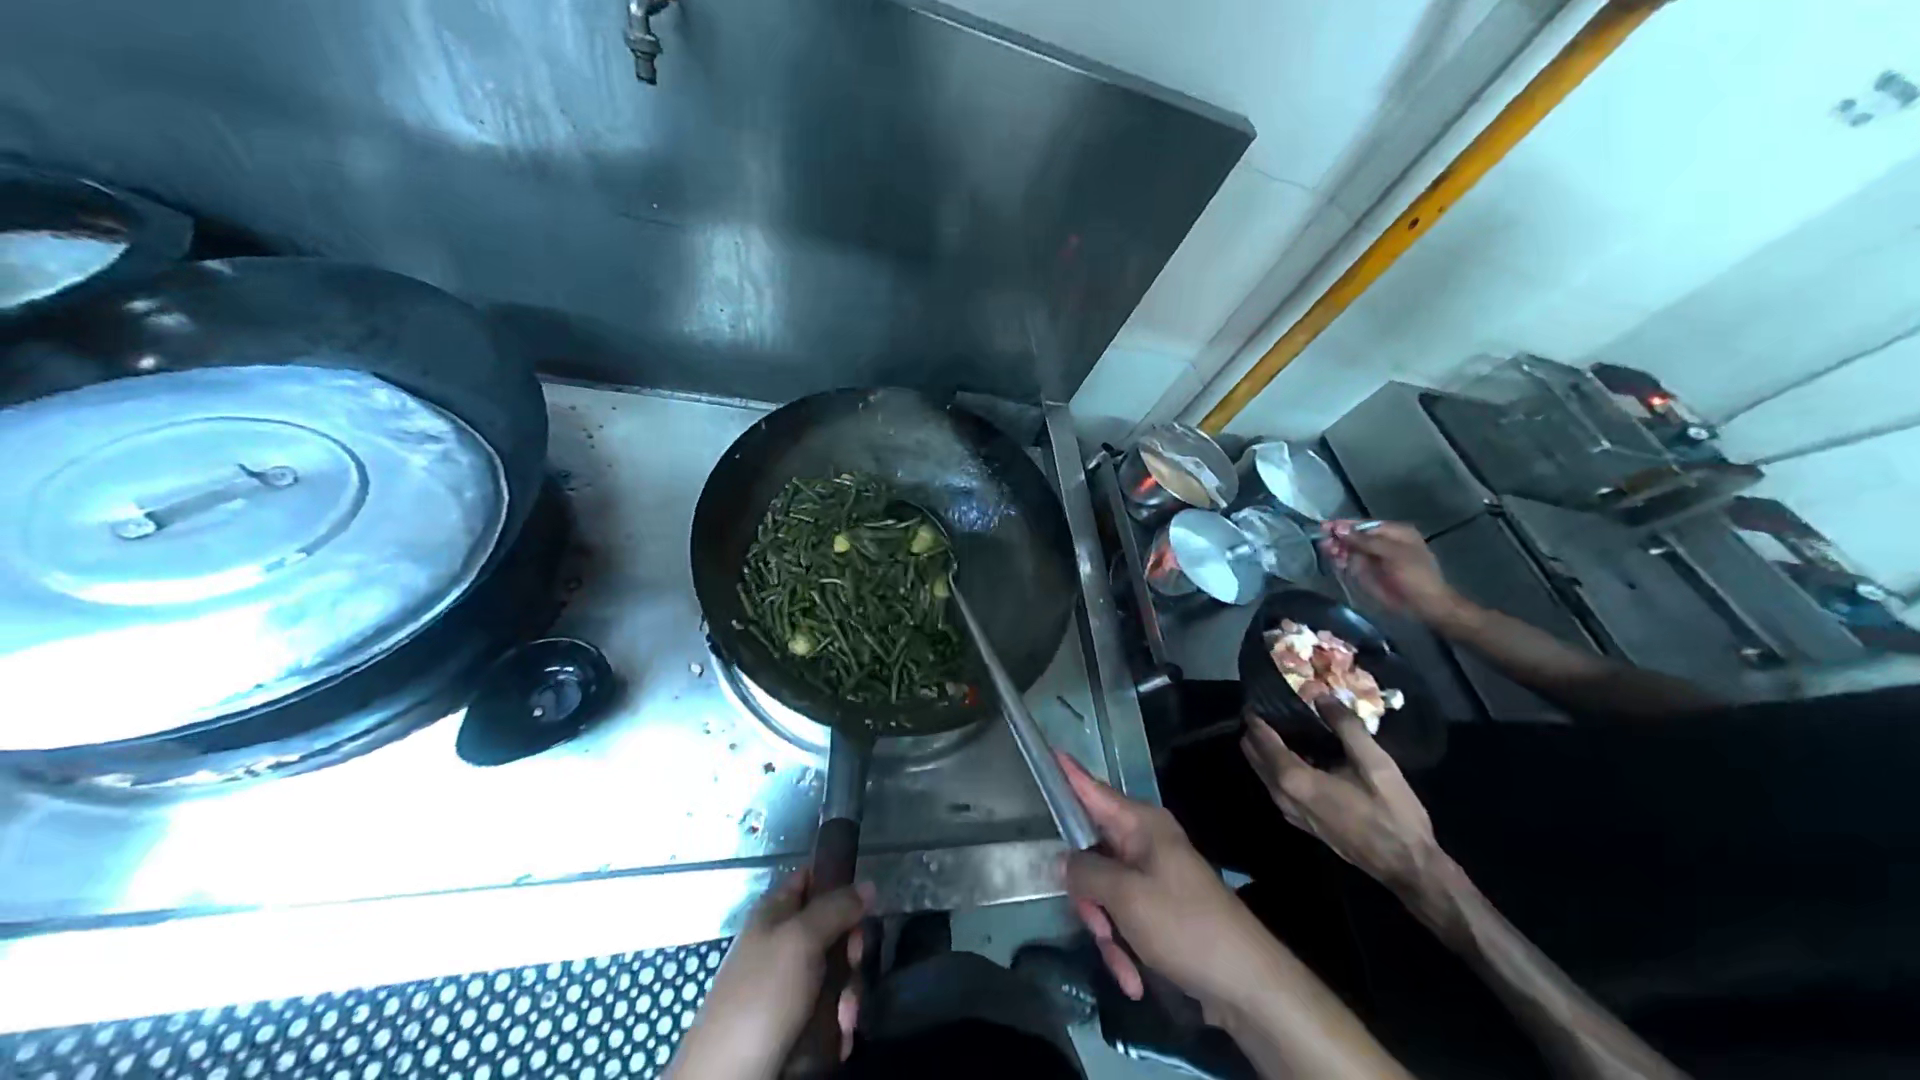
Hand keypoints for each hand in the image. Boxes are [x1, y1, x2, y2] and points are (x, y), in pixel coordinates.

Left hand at [666, 871, 870, 1079]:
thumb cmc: (761, 997)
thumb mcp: (800, 940)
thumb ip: (836, 908)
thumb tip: (869, 884)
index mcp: (775, 914)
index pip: (811, 879)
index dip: (838, 884)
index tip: (864, 903)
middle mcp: (783, 945)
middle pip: (834, 929)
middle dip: (851, 950)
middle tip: (852, 963)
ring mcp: (789, 986)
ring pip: (837, 973)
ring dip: (849, 993)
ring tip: (844, 1016)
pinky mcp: (796, 1024)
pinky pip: (831, 1011)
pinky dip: (840, 1023)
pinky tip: (839, 1036)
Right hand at [1058, 751, 1286, 1014]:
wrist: (1247, 987)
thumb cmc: (1186, 927)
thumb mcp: (1127, 897)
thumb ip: (1086, 871)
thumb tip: (1064, 860)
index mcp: (1141, 824)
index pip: (1093, 790)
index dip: (1068, 773)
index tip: (1047, 750)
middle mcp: (1144, 842)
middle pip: (1090, 853)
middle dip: (1088, 897)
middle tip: (1096, 926)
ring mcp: (1151, 876)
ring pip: (1102, 892)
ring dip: (1106, 932)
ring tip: (1125, 965)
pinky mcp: (1157, 909)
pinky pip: (1122, 917)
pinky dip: (1123, 947)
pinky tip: (1134, 978)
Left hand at [1240, 699, 1446, 908]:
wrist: (1407, 866)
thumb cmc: (1391, 812)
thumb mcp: (1374, 763)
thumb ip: (1345, 726)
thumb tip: (1321, 696)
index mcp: (1294, 779)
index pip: (1261, 740)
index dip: (1256, 717)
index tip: (1258, 698)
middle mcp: (1282, 795)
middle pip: (1253, 755)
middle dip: (1256, 730)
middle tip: (1270, 708)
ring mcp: (1289, 811)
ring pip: (1263, 771)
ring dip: (1265, 748)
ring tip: (1284, 725)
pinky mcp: (1300, 820)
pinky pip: (1276, 784)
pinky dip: (1277, 765)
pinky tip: (1301, 753)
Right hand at [1322, 520, 1464, 626]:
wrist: (1423, 604)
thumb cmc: (1414, 574)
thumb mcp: (1392, 553)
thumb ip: (1364, 540)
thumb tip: (1338, 528)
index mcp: (1394, 532)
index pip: (1363, 525)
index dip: (1344, 525)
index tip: (1324, 526)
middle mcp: (1381, 542)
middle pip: (1353, 536)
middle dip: (1338, 538)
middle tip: (1324, 542)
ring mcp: (1372, 558)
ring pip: (1349, 549)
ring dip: (1337, 549)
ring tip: (1327, 551)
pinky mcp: (1366, 572)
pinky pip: (1349, 562)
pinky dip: (1340, 561)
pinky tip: (1334, 561)